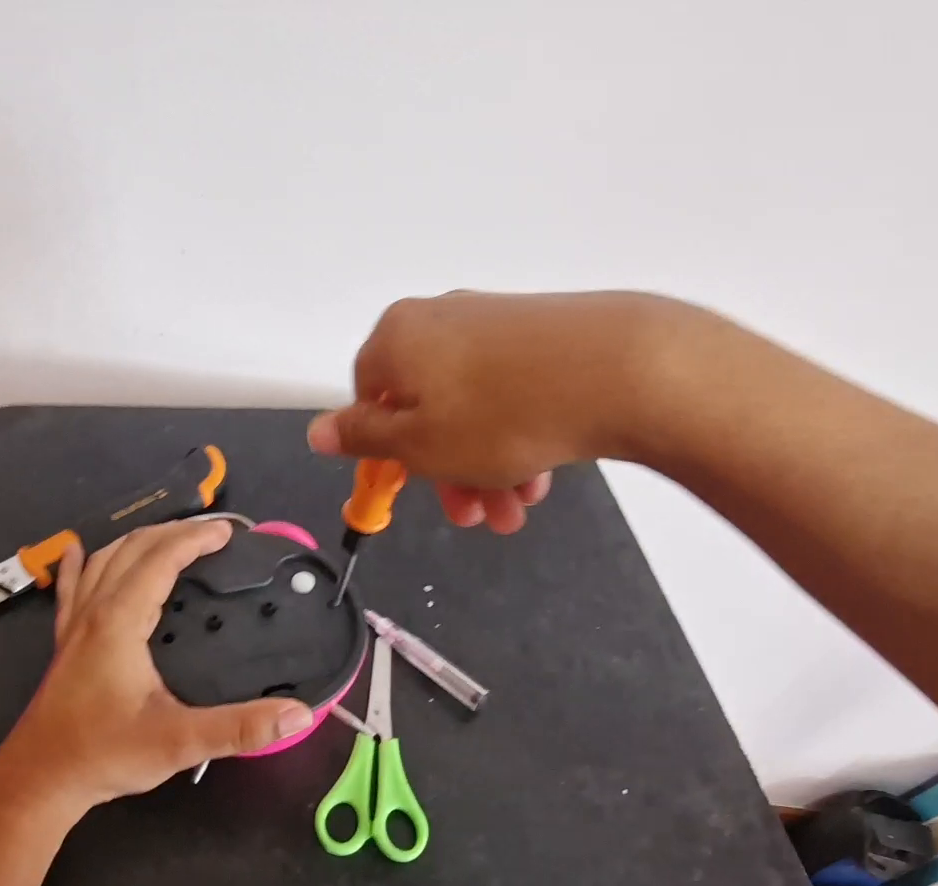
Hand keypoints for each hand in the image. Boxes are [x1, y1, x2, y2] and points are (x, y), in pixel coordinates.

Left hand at [0, 519, 314, 810]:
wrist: (39, 781)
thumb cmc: (105, 754)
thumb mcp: (179, 742)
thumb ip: (240, 727)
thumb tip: (298, 714)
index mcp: (120, 623)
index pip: (159, 560)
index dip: (194, 539)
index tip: (227, 533)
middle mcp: (94, 613)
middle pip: (131, 551)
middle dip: (172, 532)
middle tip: (210, 533)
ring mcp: (73, 627)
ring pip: (102, 562)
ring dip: (137, 542)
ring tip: (168, 538)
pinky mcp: (64, 644)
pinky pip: (72, 588)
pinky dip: (83, 563)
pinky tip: (80, 550)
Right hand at [307, 291, 709, 532]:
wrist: (619, 372)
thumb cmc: (502, 413)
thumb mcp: (418, 444)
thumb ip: (362, 439)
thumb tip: (318, 430)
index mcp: (397, 339)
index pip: (368, 399)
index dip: (385, 451)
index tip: (406, 487)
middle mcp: (440, 320)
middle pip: (425, 409)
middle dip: (446, 472)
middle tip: (472, 514)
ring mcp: (493, 324)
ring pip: (471, 410)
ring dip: (485, 467)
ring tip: (513, 508)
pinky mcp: (539, 335)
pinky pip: (509, 394)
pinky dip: (515, 437)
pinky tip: (537, 475)